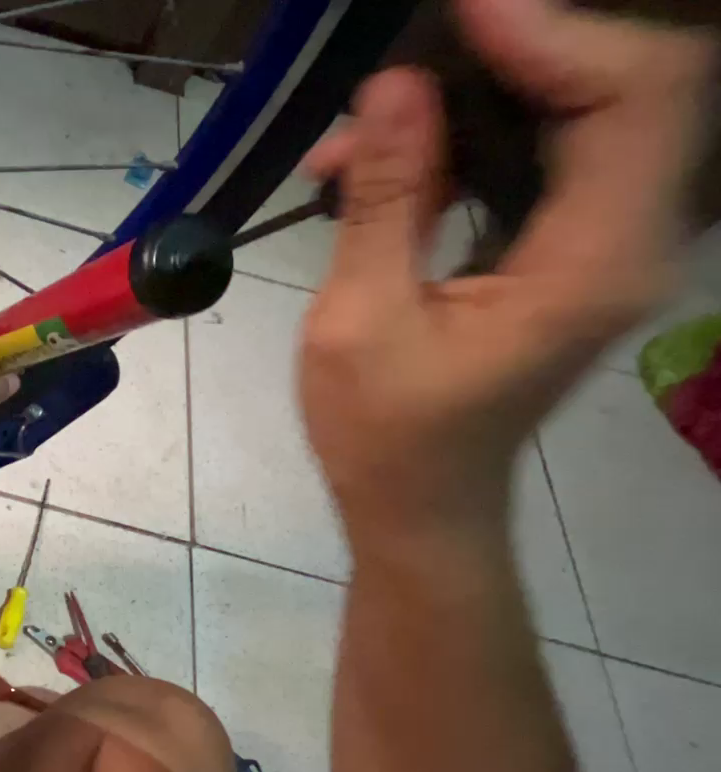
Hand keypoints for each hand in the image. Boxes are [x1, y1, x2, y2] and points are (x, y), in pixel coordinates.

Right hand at [297, 0, 714, 538]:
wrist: (416, 499)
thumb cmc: (379, 431)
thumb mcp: (359, 320)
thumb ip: (386, 202)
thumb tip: (393, 89)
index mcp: (596, 261)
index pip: (636, 95)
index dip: (554, 34)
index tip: (456, 15)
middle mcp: (634, 237)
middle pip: (628, 89)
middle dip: (512, 58)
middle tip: (397, 69)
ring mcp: (609, 242)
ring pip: (583, 119)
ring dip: (477, 104)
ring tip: (360, 134)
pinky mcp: (569, 250)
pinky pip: (546, 161)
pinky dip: (471, 145)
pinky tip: (386, 164)